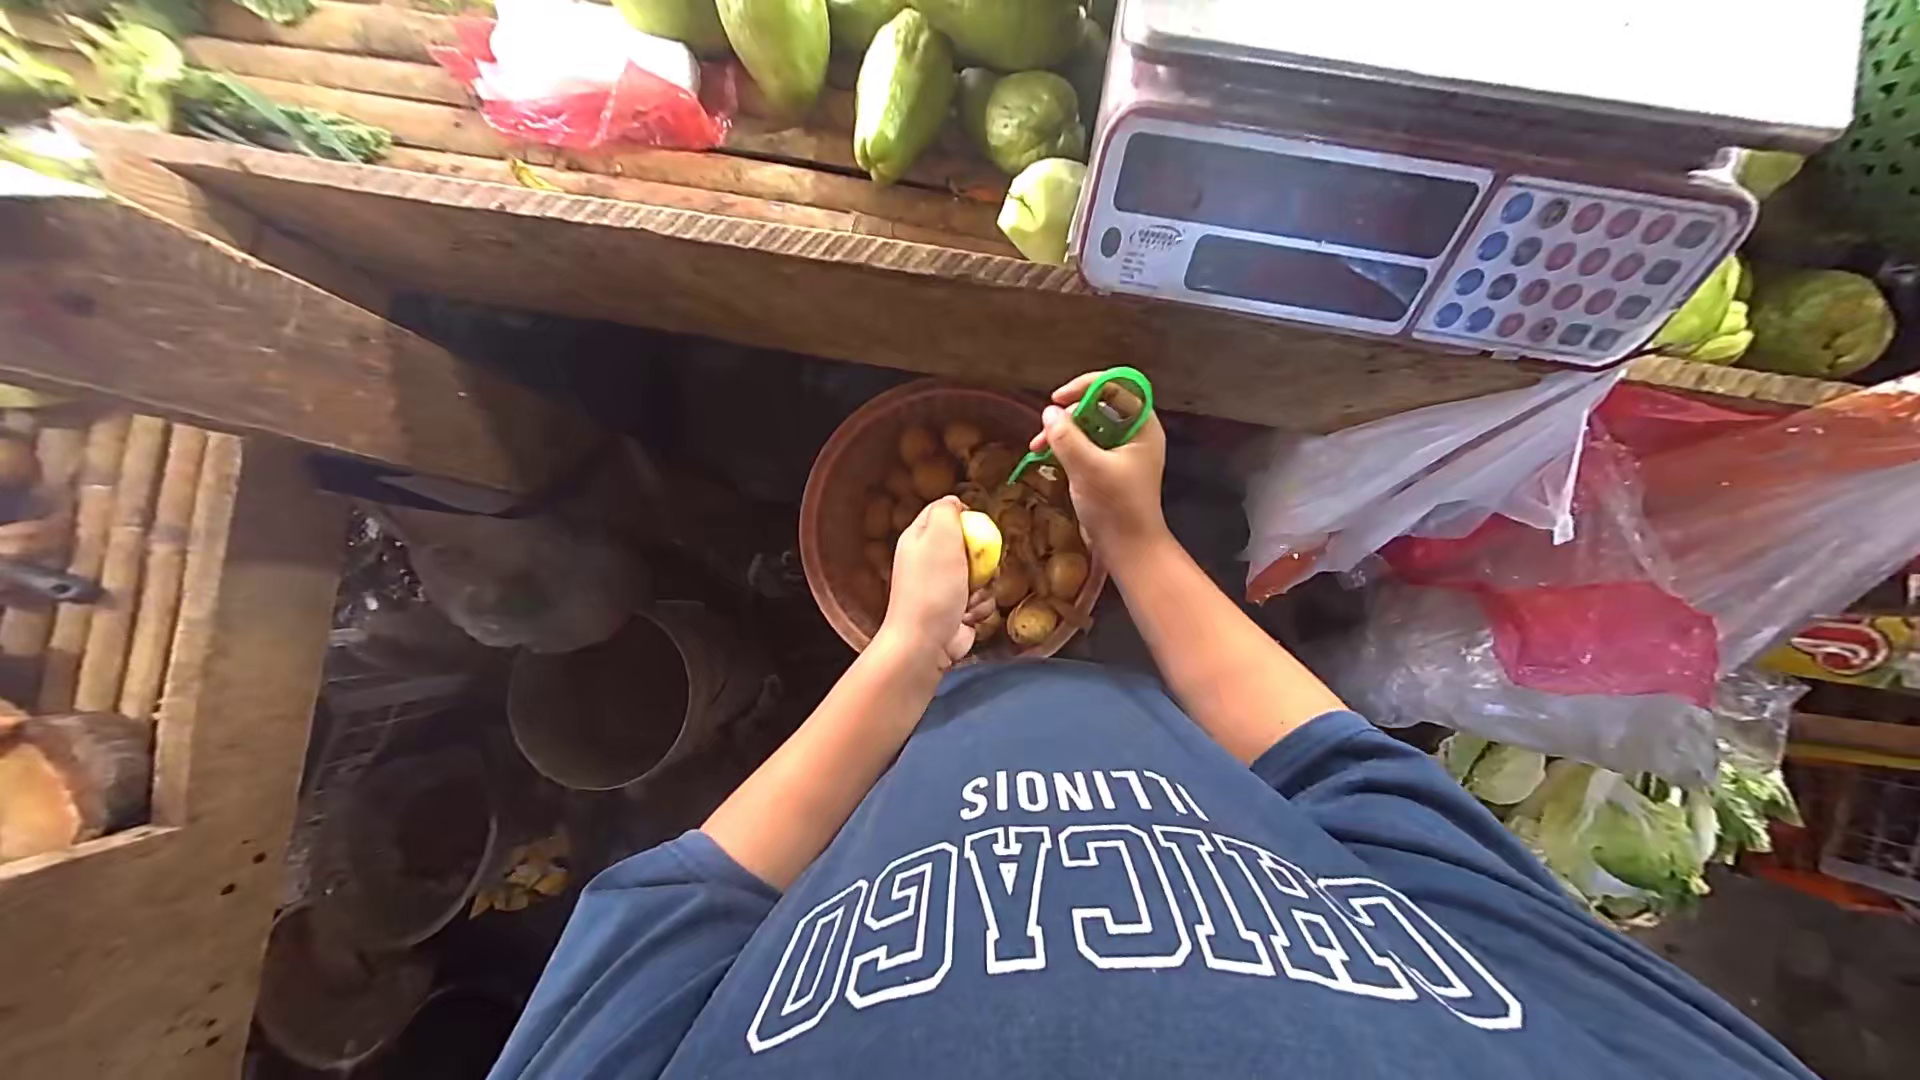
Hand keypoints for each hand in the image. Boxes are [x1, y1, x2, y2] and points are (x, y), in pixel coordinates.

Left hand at [876, 496, 995, 669]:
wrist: (924, 643)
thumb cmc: (931, 589)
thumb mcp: (939, 536)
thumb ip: (947, 511)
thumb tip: (956, 501)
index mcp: (920, 537)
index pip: (945, 511)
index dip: (965, 516)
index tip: (977, 529)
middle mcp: (930, 559)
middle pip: (970, 543)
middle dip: (981, 557)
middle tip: (976, 568)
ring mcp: (944, 586)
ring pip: (982, 573)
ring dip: (984, 587)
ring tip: (969, 598)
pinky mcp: (958, 609)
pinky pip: (982, 599)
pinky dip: (981, 608)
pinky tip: (968, 616)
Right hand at [1028, 373, 1168, 558]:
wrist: (1127, 548)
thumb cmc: (1116, 507)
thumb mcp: (1088, 468)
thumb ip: (1067, 437)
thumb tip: (1049, 413)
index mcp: (1141, 426)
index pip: (1116, 387)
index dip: (1086, 387)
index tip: (1057, 400)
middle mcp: (1133, 434)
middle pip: (1098, 406)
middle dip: (1068, 414)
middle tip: (1045, 430)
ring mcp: (1120, 452)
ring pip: (1087, 427)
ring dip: (1062, 433)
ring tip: (1038, 447)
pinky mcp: (1106, 468)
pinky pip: (1084, 447)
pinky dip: (1065, 448)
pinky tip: (1045, 457)